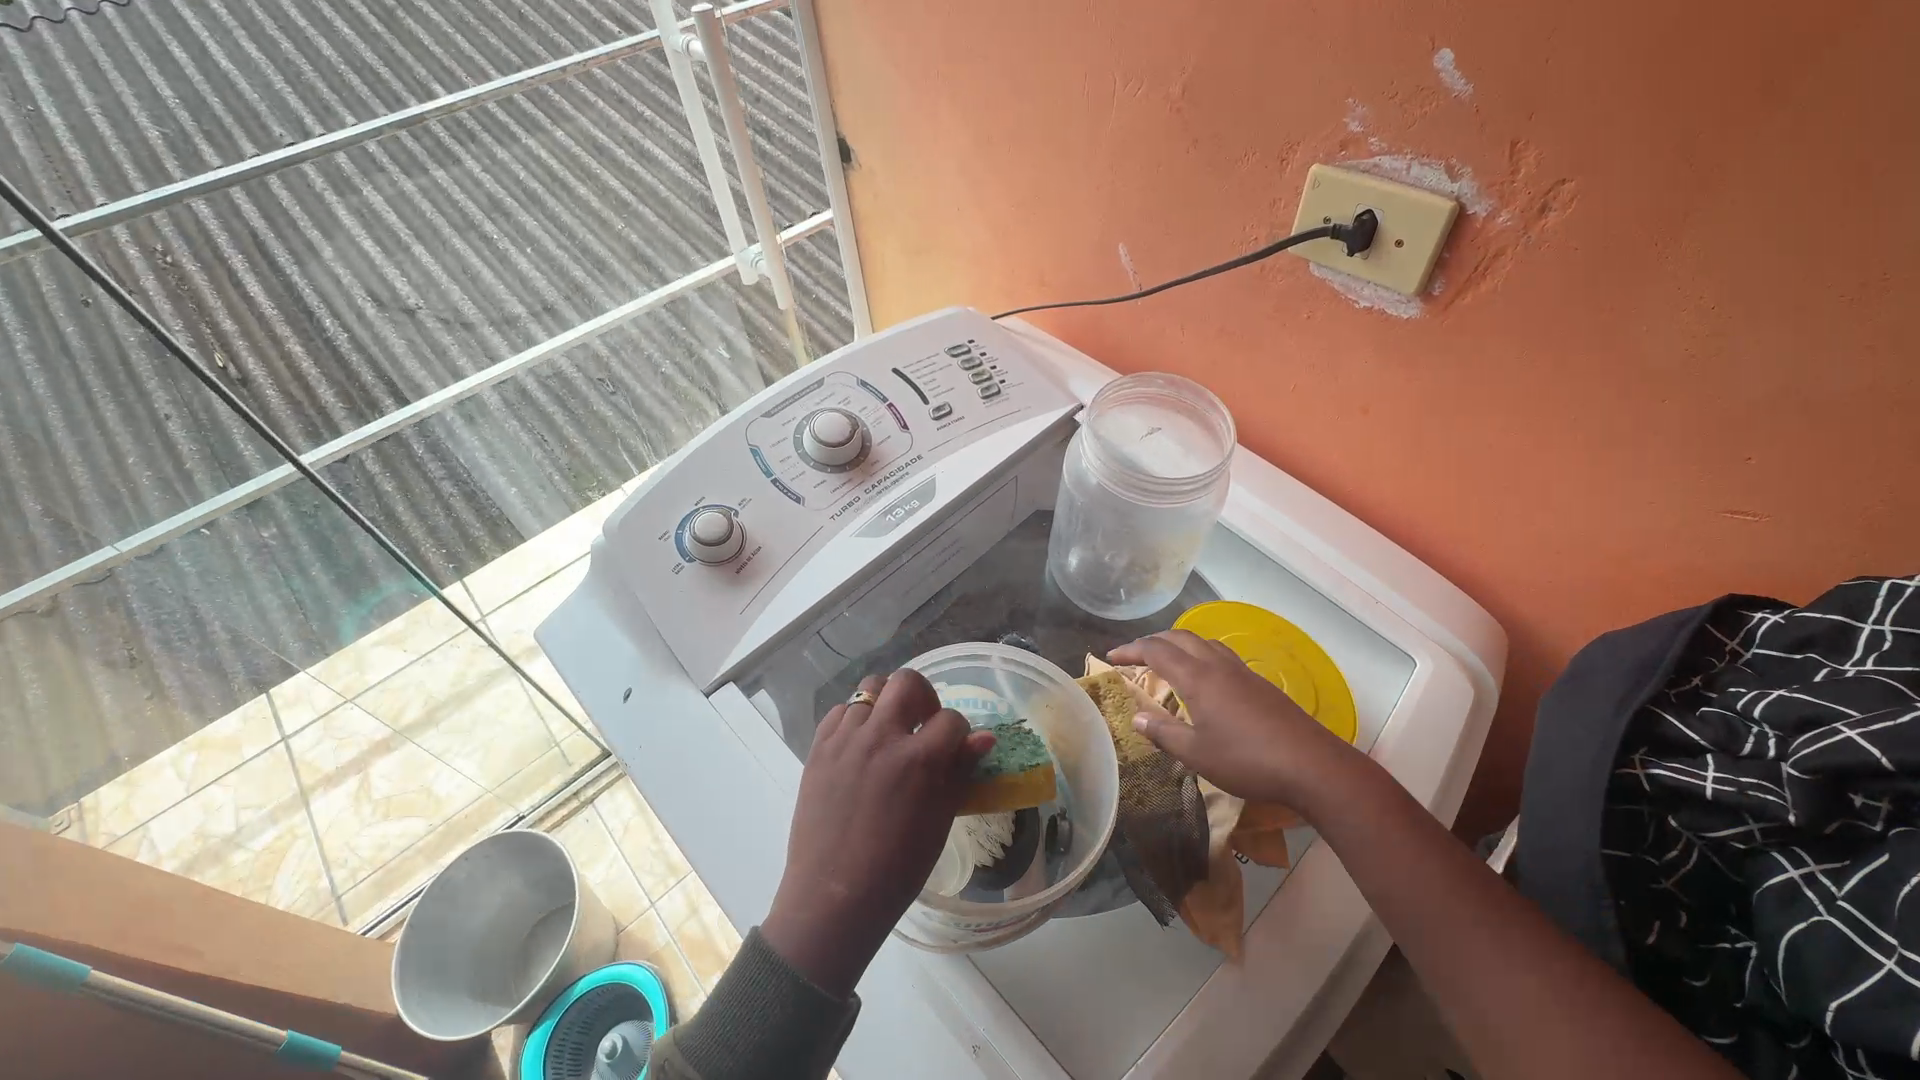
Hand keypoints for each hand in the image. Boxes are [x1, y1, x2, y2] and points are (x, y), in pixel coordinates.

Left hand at [761, 669, 994, 997]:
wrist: (835, 893)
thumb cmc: (898, 867)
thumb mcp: (940, 819)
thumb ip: (960, 772)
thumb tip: (983, 738)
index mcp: (918, 759)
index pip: (950, 719)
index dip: (958, 732)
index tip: (955, 748)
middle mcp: (881, 738)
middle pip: (907, 682)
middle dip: (923, 696)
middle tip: (922, 722)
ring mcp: (846, 740)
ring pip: (869, 689)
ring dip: (886, 705)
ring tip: (889, 732)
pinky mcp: (818, 748)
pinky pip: (840, 712)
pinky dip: (855, 719)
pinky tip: (861, 744)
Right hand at [1108, 630, 1367, 813]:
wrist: (1312, 765)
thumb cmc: (1247, 760)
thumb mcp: (1197, 754)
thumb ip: (1164, 733)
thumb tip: (1137, 718)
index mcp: (1198, 678)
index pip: (1156, 651)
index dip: (1131, 651)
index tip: (1110, 658)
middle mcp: (1218, 666)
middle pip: (1180, 638)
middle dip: (1153, 641)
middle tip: (1134, 654)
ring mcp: (1243, 673)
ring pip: (1204, 643)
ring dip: (1179, 644)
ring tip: (1166, 659)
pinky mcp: (1260, 685)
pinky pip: (1221, 656)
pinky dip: (1200, 655)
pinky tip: (1203, 678)